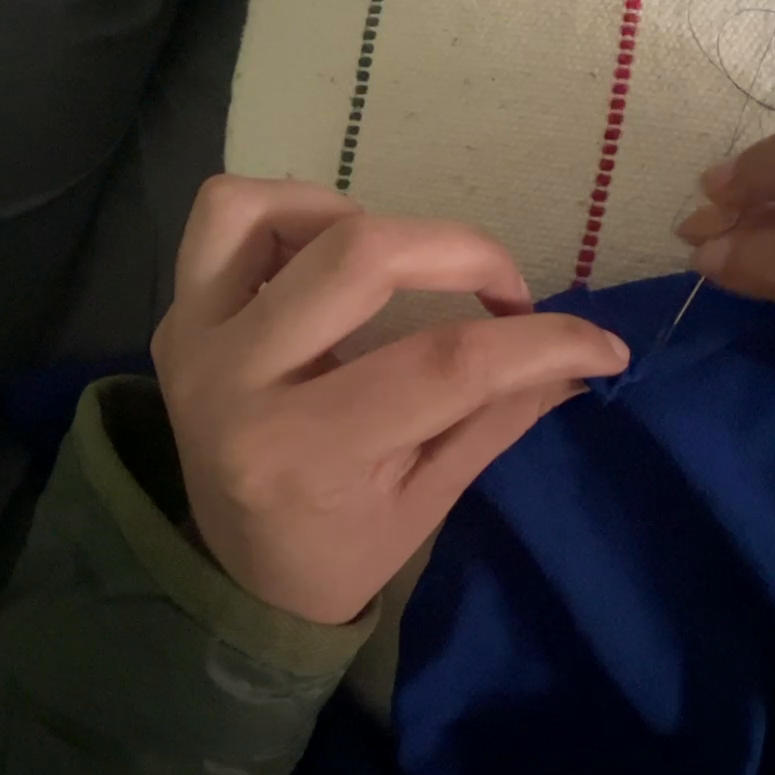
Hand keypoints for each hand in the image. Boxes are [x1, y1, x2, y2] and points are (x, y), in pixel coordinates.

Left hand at [151, 176, 629, 623]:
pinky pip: (224, 211)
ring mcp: (193, 337)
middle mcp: (233, 383)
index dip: (539, 343)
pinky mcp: (175, 311)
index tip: (599, 343)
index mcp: (303, 453)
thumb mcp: (428, 501)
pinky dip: (291, 207)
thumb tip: (582, 354)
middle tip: (505, 290)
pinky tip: (330, 251)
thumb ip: (500, 415)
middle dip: (465, 253)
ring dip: (361, 218)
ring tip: (400, 266)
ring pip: (271, 211)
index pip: (441, 367)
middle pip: (359, 258)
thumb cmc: (339, 547)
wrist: (234, 567)